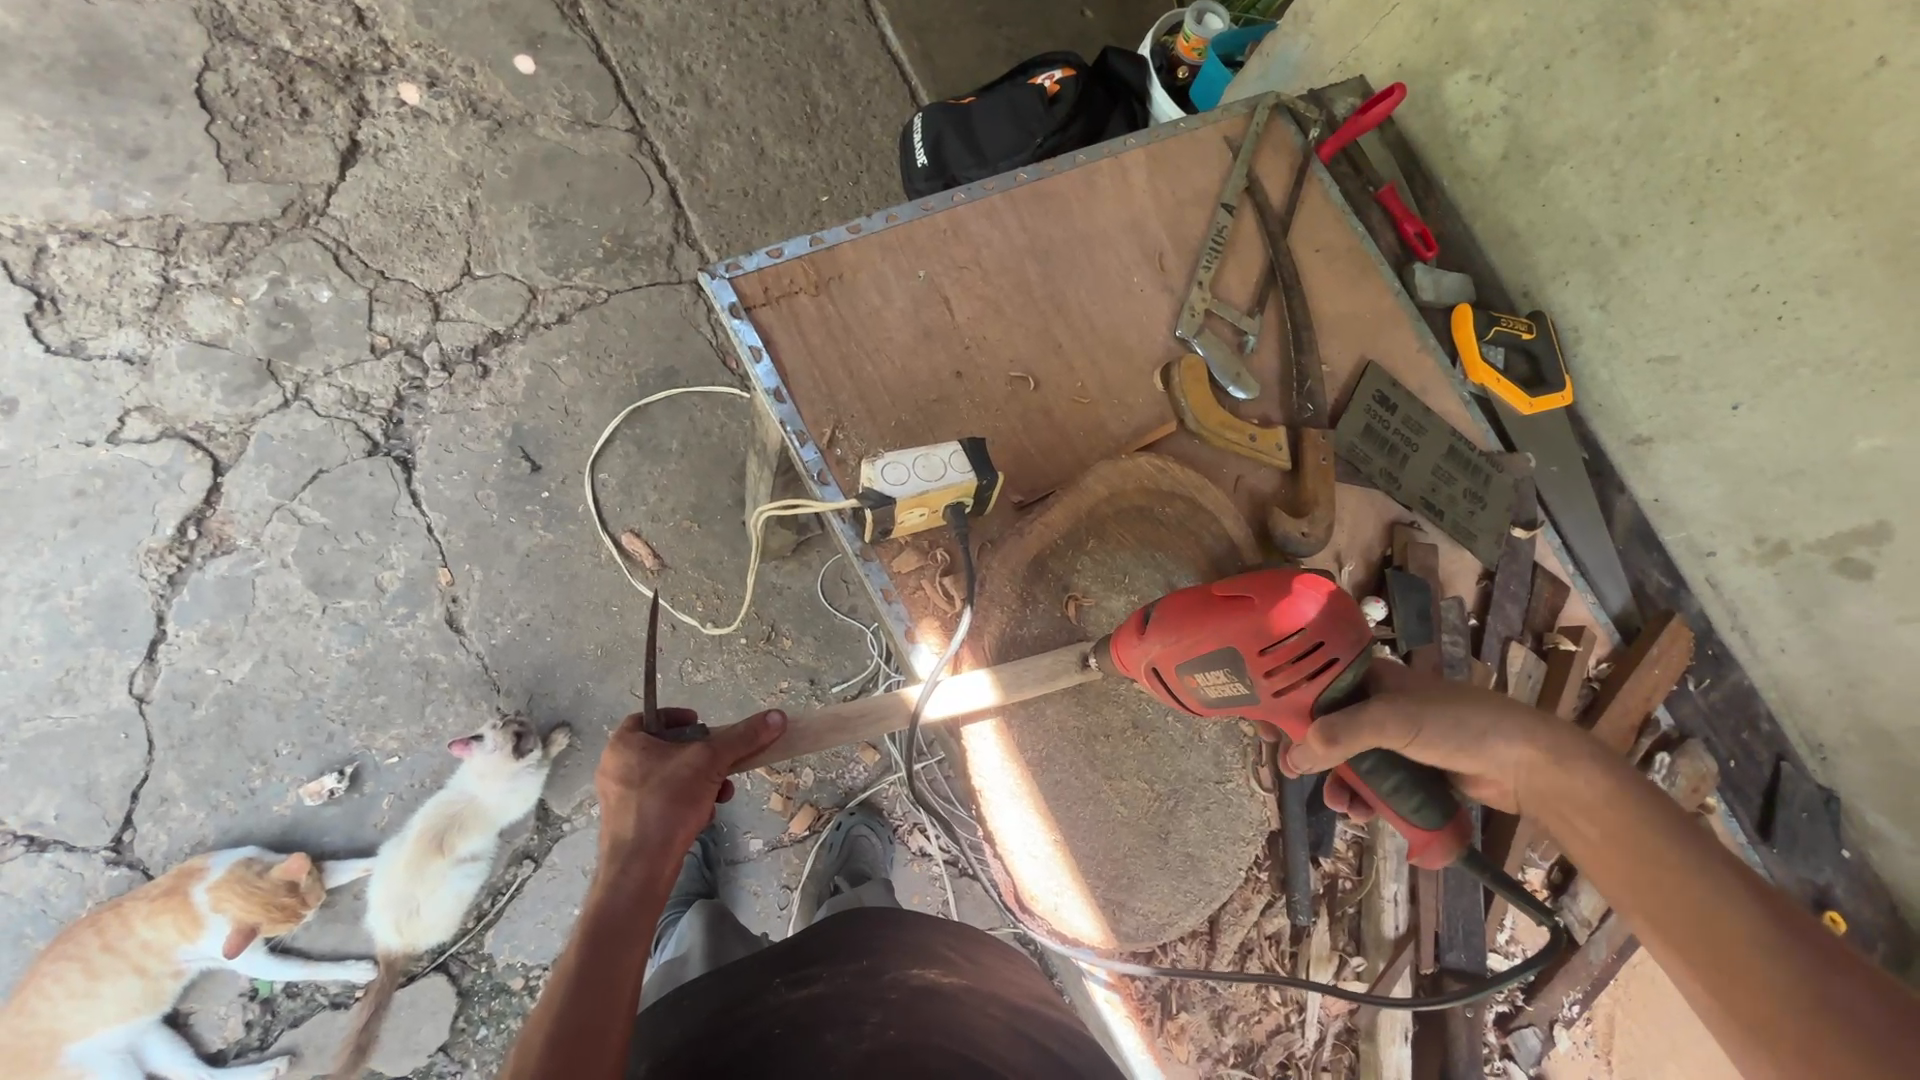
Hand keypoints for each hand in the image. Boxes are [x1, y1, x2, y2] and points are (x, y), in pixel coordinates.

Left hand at [594, 707, 786, 857]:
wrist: (640, 869)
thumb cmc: (667, 803)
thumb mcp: (711, 761)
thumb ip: (743, 737)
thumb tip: (777, 717)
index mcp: (624, 744)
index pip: (651, 716)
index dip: (679, 717)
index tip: (703, 725)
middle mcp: (616, 768)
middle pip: (667, 748)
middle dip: (702, 757)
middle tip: (721, 762)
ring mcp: (621, 798)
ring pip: (669, 777)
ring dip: (701, 781)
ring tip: (719, 794)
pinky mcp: (630, 824)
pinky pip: (663, 802)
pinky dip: (686, 804)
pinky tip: (702, 816)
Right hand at [1281, 659, 1574, 818]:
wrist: (1527, 765)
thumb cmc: (1459, 724)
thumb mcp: (1393, 721)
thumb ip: (1341, 736)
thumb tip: (1293, 759)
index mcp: (1369, 678)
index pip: (1313, 683)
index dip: (1286, 702)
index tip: (1265, 727)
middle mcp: (1376, 704)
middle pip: (1325, 726)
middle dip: (1309, 752)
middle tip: (1291, 771)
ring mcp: (1394, 739)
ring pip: (1347, 760)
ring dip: (1337, 783)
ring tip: (1340, 805)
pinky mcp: (1410, 770)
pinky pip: (1373, 783)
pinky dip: (1362, 799)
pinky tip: (1362, 814)